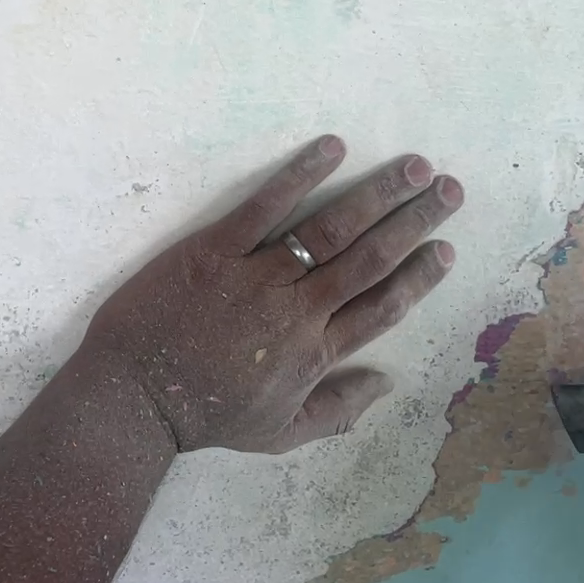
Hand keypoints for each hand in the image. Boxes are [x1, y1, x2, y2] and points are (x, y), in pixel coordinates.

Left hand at [81, 135, 462, 454]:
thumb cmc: (205, 415)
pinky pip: (263, 207)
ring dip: (377, 194)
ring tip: (415, 166)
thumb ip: (337, 411)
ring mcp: (257, 277)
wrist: (132, 399)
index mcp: (315, 355)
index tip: (446, 248)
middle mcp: (297, 312)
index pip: (383, 308)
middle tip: (451, 190)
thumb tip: (388, 384)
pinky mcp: (215, 251)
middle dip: (415, 222)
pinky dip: (299, 176)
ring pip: (330, 230)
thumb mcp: (278, 435)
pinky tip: (332, 147)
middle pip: (370, 260)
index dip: (419, 276)